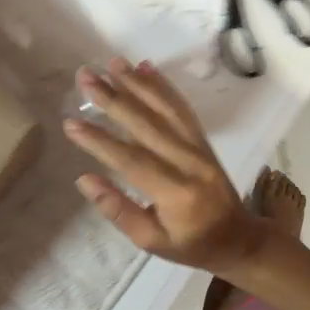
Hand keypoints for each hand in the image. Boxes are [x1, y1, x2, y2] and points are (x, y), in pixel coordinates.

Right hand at [64, 58, 269, 276]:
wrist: (238, 239)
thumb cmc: (190, 245)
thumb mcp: (151, 241)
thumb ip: (118, 210)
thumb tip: (85, 179)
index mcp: (175, 193)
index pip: (131, 161)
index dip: (100, 141)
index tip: (71, 123)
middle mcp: (190, 164)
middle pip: (148, 125)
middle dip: (114, 99)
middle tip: (85, 78)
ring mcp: (200, 148)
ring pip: (167, 110)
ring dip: (138, 84)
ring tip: (112, 64)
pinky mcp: (204, 141)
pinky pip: (183, 110)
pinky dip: (165, 87)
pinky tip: (146, 69)